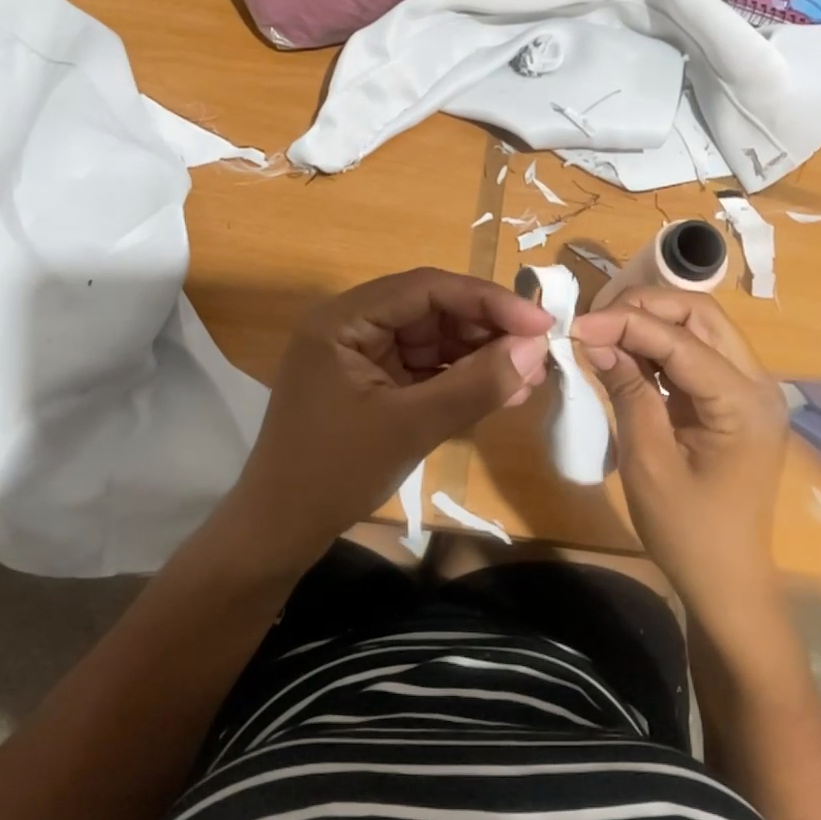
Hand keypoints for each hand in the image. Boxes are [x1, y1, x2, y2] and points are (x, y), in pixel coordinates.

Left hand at [228, 268, 553, 554]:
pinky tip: (502, 392)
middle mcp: (351, 327)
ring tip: (529, 377)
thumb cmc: (334, 472)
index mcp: (343, 320)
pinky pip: (425, 371)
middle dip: (487, 330)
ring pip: (433, 341)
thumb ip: (475, 385)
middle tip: (539, 353)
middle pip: (432, 310)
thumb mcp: (410, 426)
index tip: (540, 322)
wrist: (280, 531)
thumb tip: (536, 349)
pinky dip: (461, 380)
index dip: (488, 300)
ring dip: (480, 357)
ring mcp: (361, 357)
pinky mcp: (372, 387)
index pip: (426, 288)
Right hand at [570, 289, 787, 607]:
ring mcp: (750, 393)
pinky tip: (627, 356)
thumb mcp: (648, 462)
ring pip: (702, 331)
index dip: (627, 323)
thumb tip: (596, 340)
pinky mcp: (734, 404)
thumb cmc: (687, 532)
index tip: (577, 325)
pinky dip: (662, 349)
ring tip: (603, 334)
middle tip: (593, 323)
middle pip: (702, 317)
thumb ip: (628, 392)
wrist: (726, 581)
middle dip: (646, 308)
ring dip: (653, 324)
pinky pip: (699, 358)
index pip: (682, 339)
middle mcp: (758, 384)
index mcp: (744, 402)